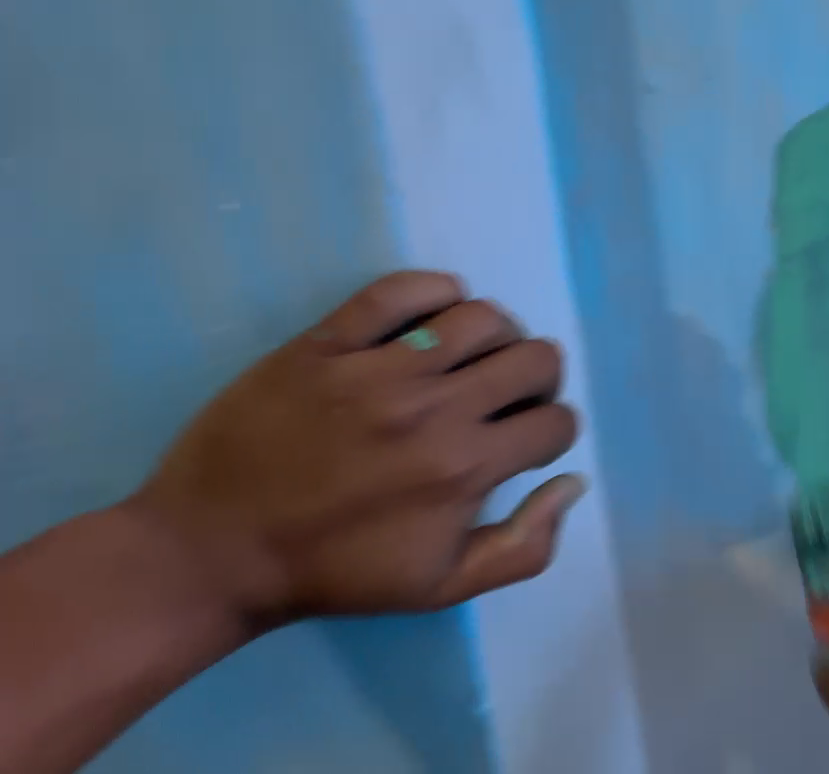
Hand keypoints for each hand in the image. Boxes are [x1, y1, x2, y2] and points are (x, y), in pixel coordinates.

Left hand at [123, 271, 584, 630]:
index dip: (549, 435)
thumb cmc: (335, 573)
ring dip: (496, 339)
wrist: (206, 556)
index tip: (520, 445)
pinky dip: (436, 293)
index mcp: (464, 469)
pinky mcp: (325, 345)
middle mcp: (433, 410)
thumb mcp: (442, 587)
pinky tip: (433, 322)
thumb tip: (573, 482)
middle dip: (538, 381)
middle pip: (537, 358)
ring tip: (468, 363)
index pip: (556, 422)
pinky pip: (402, 290)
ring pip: (483, 317)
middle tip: (503, 401)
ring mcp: (376, 371)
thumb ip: (527, 547)